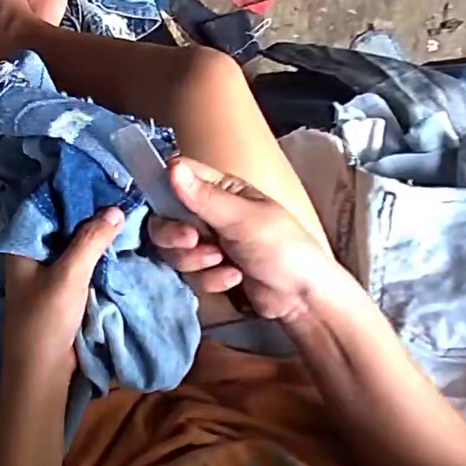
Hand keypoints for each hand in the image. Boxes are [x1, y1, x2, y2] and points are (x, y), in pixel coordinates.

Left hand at [0, 207, 123, 377]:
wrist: (43, 370)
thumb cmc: (46, 319)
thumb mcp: (69, 274)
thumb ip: (91, 240)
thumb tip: (116, 209)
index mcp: (22, 245)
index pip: (43, 205)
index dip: (69, 190)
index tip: (99, 176)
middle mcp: (32, 254)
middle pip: (61, 222)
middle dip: (87, 210)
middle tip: (119, 191)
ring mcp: (48, 271)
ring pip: (73, 242)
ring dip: (95, 232)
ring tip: (124, 210)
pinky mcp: (63, 287)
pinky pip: (81, 260)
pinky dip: (98, 252)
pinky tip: (119, 241)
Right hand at [148, 157, 351, 322]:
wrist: (300, 297)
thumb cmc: (282, 247)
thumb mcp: (244, 219)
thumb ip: (205, 197)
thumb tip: (172, 168)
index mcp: (220, 190)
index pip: (179, 177)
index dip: (167, 190)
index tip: (171, 208)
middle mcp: (208, 214)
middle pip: (165, 220)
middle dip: (175, 235)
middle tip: (193, 241)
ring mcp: (206, 245)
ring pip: (174, 251)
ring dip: (197, 261)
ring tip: (224, 263)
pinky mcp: (207, 272)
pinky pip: (189, 275)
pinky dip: (210, 279)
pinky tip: (234, 279)